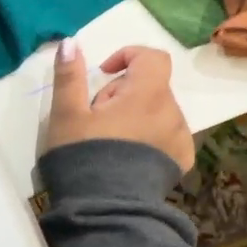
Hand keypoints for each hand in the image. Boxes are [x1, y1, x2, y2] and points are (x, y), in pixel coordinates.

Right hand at [45, 40, 195, 172]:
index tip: (103, 73)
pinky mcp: (180, 159)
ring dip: (135, 116)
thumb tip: (71, 42)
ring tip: (108, 140)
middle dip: (122, 93)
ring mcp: (179, 137)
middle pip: (150, 87)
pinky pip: (166, 136)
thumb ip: (69, 77)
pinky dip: (147, 137)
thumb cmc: (83, 153)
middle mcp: (172, 111)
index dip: (128, 56)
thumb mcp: (66, 114)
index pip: (151, 58)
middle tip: (93, 117)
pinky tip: (126, 156)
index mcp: (146, 94)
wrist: (105, 205)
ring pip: (157, 112)